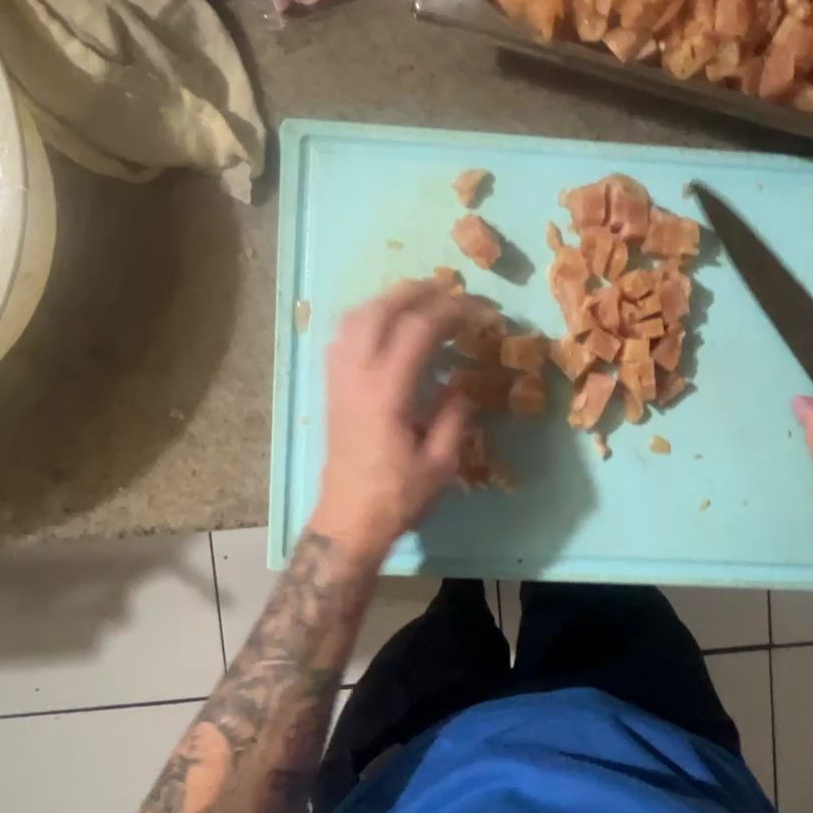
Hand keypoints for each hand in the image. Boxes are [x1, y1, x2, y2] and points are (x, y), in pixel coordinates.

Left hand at [308, 280, 473, 557]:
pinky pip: (343, 337)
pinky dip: (366, 319)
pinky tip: (386, 328)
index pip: (419, 329)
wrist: (348, 521)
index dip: (452, 311)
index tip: (480, 310)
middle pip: (380, 310)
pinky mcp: (332, 389)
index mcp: (387, 392)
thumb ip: (454, 415)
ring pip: (355, 318)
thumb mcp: (441, 461)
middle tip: (449, 290)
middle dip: (417, 292)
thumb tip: (462, 381)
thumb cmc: (398, 496)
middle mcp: (357, 376)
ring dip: (388, 300)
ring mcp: (338, 380)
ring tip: (418, 300)